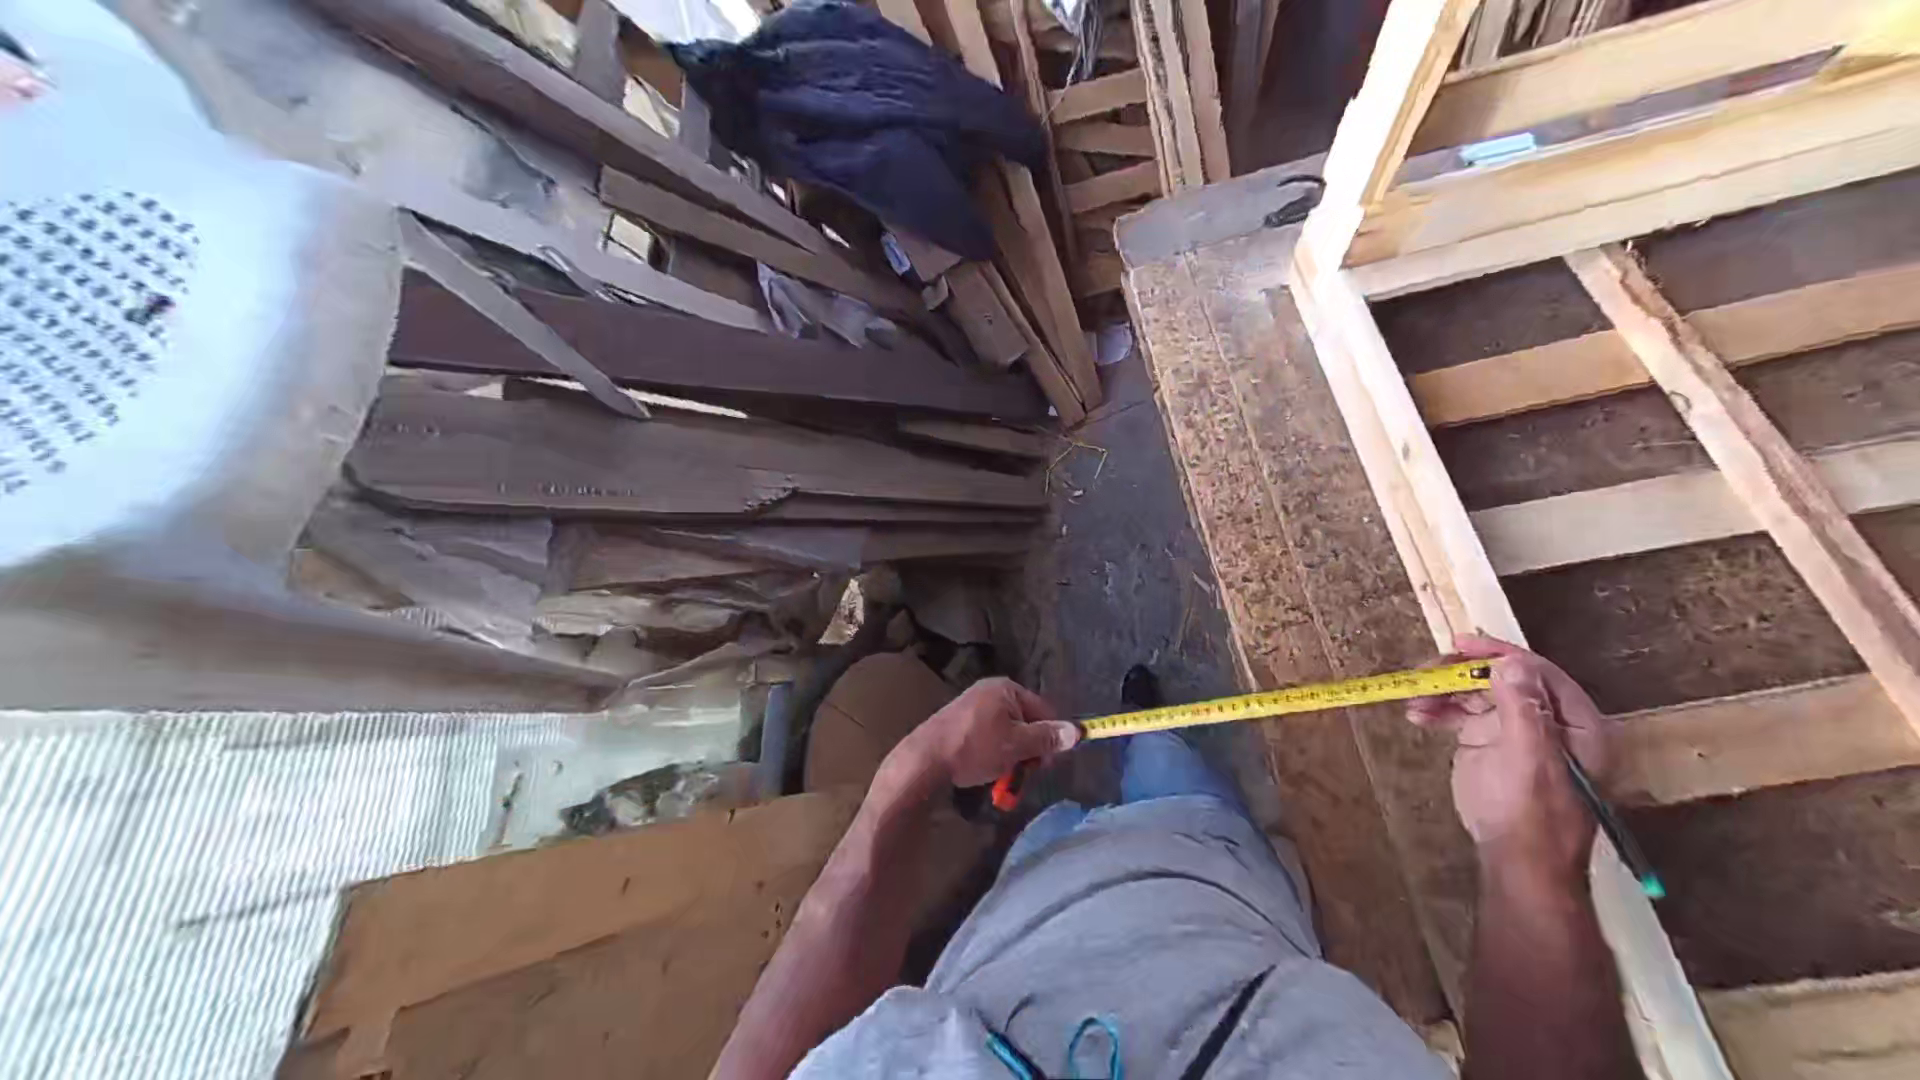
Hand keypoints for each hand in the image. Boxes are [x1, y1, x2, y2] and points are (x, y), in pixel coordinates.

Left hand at [892, 677, 1079, 787]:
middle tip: (1022, 772)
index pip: (1043, 710)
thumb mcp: (1017, 745)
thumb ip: (1047, 738)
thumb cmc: (976, 748)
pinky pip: (988, 736)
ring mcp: (972, 705)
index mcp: (1006, 688)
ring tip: (1002, 775)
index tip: (1044, 763)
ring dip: (1011, 755)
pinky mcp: (958, 722)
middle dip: (1028, 749)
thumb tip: (1077, 731)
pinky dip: (992, 753)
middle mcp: (989, 690)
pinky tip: (985, 769)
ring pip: (1006, 732)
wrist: (926, 759)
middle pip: (1025, 721)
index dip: (1049, 737)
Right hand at [1408, 637, 1609, 885]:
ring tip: (1415, 702)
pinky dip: (1437, 710)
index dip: (1500, 654)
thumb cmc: (1532, 813)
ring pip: (1475, 693)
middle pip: (1501, 679)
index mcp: (1574, 723)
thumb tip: (1510, 662)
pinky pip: (1459, 713)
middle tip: (1425, 674)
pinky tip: (1417, 717)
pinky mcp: (1485, 741)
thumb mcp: (1529, 760)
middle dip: (1461, 674)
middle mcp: (1545, 720)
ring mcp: (1514, 730)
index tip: (1461, 644)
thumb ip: (1522, 710)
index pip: (1537, 673)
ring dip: (1442, 692)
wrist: (1515, 858)